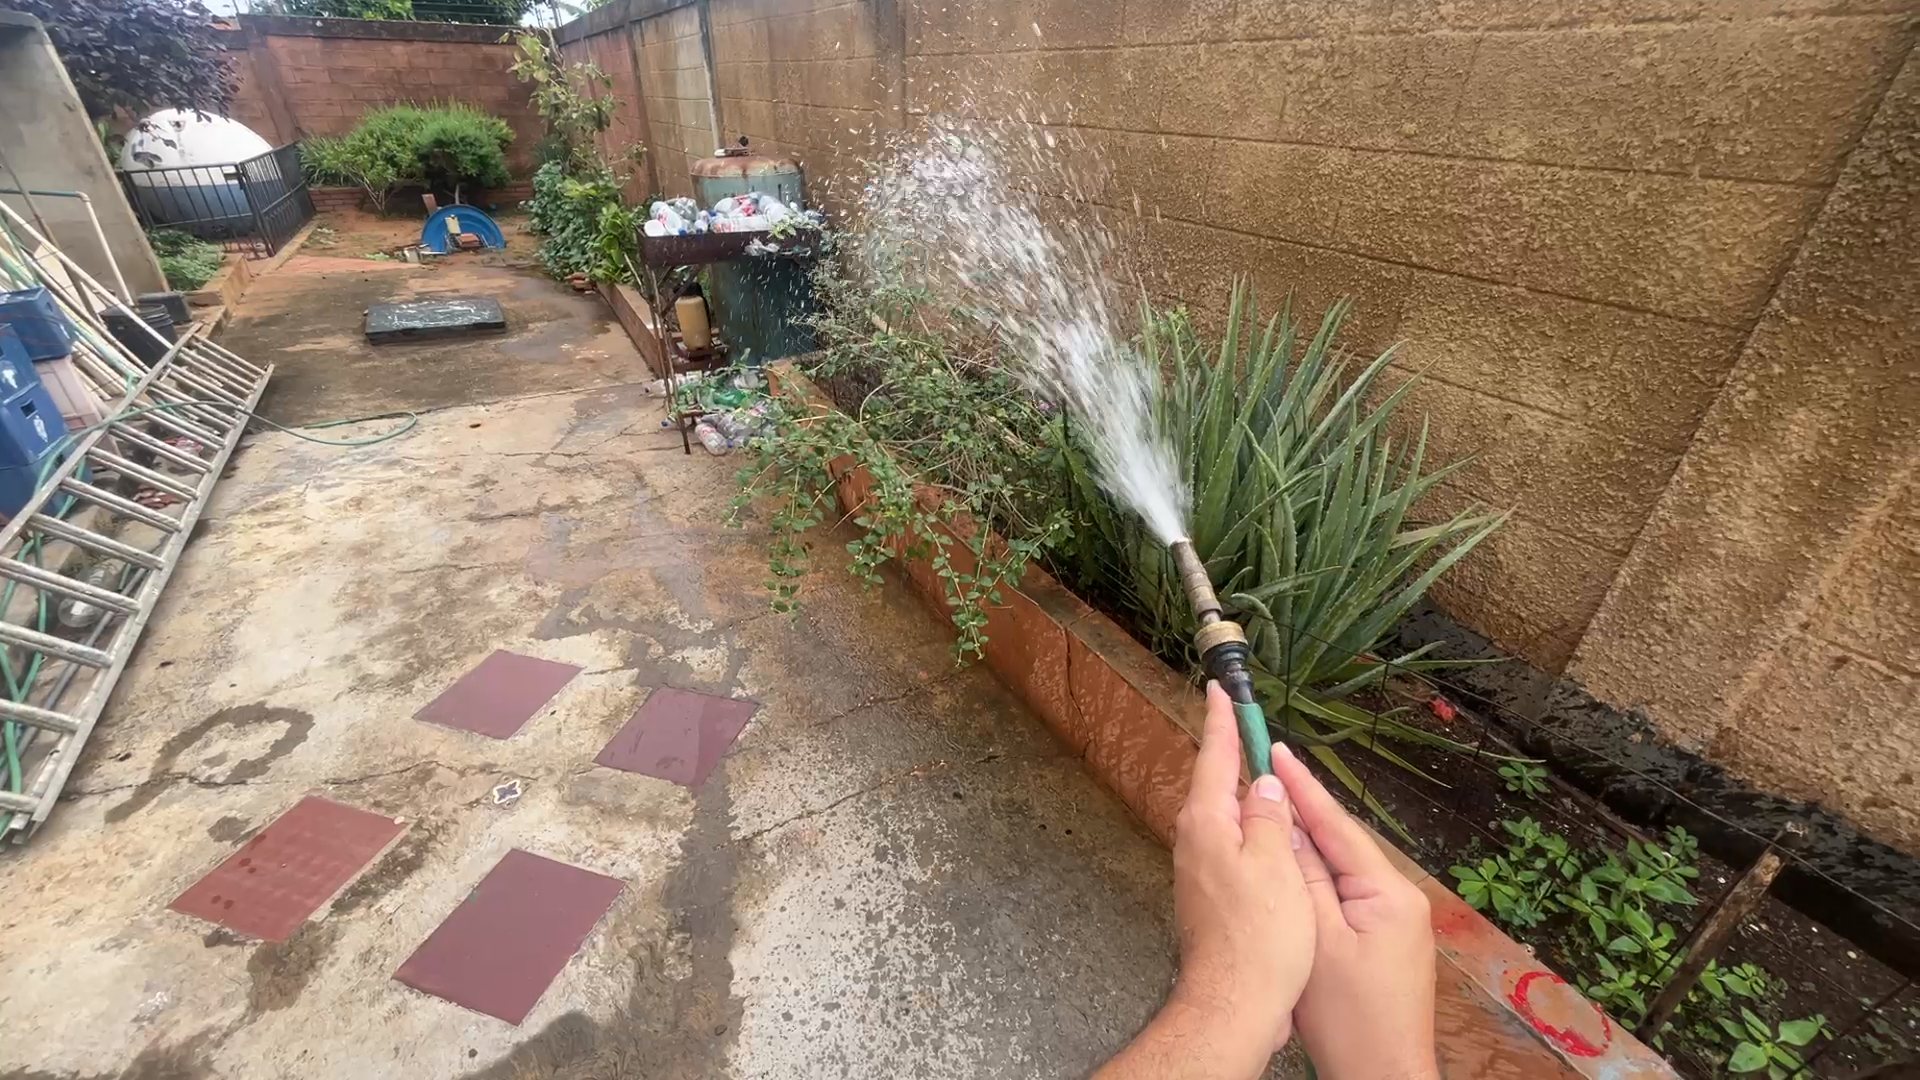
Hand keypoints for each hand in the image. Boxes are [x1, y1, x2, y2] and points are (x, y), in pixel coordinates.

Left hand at [1095, 682, 1315, 1079]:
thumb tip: (1265, 783)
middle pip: (1215, 782)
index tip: (1220, 690)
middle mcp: (1193, 835)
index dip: (1222, 720)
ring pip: (1223, 813)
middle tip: (1243, 722)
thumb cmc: (1258, 937)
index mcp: (1207, 821)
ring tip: (1261, 772)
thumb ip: (1270, 817)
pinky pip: (1229, 842)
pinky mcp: (1206, 887)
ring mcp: (1196, 862)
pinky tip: (1264, 833)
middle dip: (1230, 752)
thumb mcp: (1276, 867)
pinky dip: (1248, 827)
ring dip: (1243, 792)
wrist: (1232, 1001)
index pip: (1215, 756)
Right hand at [1276, 743, 1438, 1079]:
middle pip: (1339, 840)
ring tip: (1269, 804)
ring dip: (1304, 837)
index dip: (1302, 785)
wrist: (1383, 1078)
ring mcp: (1393, 917)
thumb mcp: (1316, 934)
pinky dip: (1313, 868)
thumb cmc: (1347, 1012)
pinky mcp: (1381, 935)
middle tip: (1262, 768)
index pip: (1336, 824)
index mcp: (1387, 891)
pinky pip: (1341, 887)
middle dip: (1301, 807)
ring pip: (1338, 863)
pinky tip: (1289, 858)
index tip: (1274, 747)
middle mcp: (1398, 896)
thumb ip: (1302, 872)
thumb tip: (1281, 818)